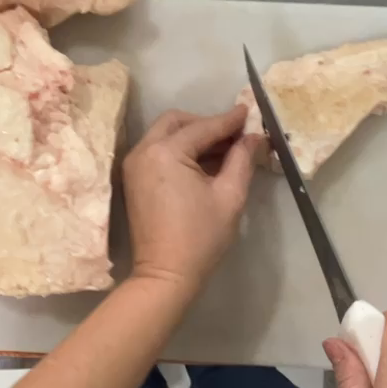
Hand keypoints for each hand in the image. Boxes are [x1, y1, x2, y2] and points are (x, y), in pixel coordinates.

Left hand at [122, 106, 263, 293]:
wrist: (165, 275)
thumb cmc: (201, 237)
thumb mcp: (229, 196)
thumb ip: (242, 159)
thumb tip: (253, 136)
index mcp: (165, 152)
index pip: (203, 127)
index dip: (229, 120)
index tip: (249, 113)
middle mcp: (143, 151)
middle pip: (176, 122)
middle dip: (205, 124)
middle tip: (234, 135)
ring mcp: (134, 165)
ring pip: (165, 135)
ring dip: (192, 136)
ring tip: (224, 150)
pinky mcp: (133, 179)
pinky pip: (157, 151)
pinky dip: (179, 150)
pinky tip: (203, 163)